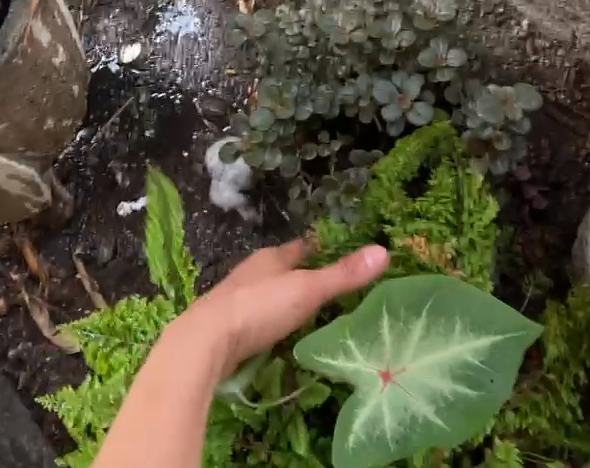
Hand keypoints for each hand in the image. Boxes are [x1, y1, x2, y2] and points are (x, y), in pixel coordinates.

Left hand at [162, 239, 388, 378]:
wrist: (206, 340)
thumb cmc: (260, 307)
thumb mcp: (307, 290)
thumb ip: (343, 275)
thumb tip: (383, 251)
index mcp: (273, 258)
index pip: (301, 247)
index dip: (319, 248)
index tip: (336, 249)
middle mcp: (254, 271)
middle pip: (282, 267)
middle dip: (300, 272)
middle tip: (326, 282)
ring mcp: (238, 296)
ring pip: (267, 290)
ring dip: (283, 296)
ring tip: (305, 308)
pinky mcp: (227, 324)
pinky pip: (255, 315)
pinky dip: (269, 319)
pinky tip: (276, 332)